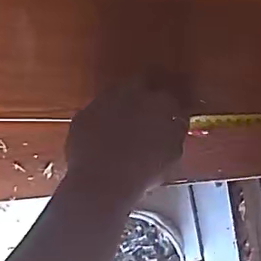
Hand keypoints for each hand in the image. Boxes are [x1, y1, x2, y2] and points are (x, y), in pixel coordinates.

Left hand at [62, 76, 189, 199]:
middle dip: (149, 87)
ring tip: (128, 120)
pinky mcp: (84, 114)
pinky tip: (106, 134)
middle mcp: (133, 94)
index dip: (174, 100)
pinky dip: (104, 117)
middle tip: (152, 104)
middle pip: (143, 78)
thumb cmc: (146, 170)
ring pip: (118, 91)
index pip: (172, 92)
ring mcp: (105, 102)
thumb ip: (176, 131)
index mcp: (161, 102)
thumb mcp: (173, 153)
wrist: (103, 181)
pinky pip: (98, 110)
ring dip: (125, 100)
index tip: (175, 109)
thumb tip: (177, 122)